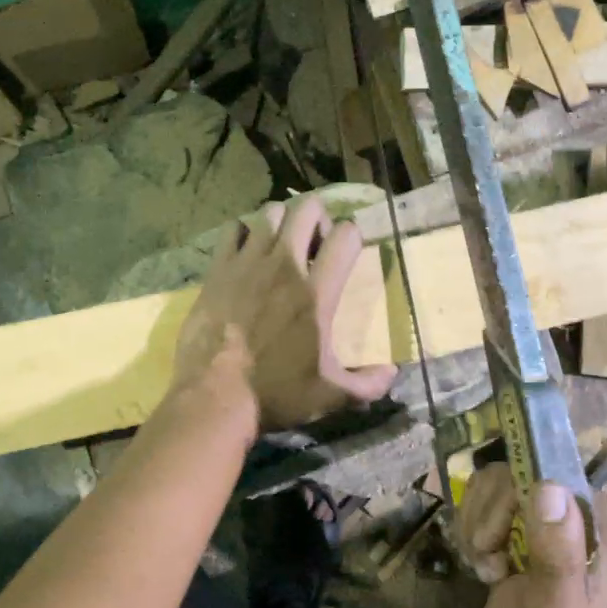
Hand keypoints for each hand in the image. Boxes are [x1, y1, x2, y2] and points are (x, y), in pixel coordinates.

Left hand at [171, 196, 396, 430]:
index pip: (346, 236)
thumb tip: (392, 373)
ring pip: (270, 213)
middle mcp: (284, 267)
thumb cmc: (275, 395)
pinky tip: (246, 253)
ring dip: (281, 222)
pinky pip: (232, 229)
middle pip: (307, 209)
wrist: (214, 398)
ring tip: (280, 245)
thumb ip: (367, 384)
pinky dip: (243, 233)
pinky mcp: (217, 270)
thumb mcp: (330, 396)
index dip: (351, 237)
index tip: (345, 253)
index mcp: (317, 293)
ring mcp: (247, 264)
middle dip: (317, 217)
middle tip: (314, 243)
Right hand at [457, 467, 606, 607]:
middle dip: (488, 519)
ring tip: (489, 565)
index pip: (543, 470)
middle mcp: (576, 502)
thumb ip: (556, 551)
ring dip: (476, 527)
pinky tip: (485, 562)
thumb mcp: (554, 602)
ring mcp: (546, 508)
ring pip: (489, 484)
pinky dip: (471, 530)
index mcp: (601, 515)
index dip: (509, 500)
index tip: (499, 541)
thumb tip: (548, 488)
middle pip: (509, 474)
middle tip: (490, 557)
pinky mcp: (519, 518)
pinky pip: (480, 499)